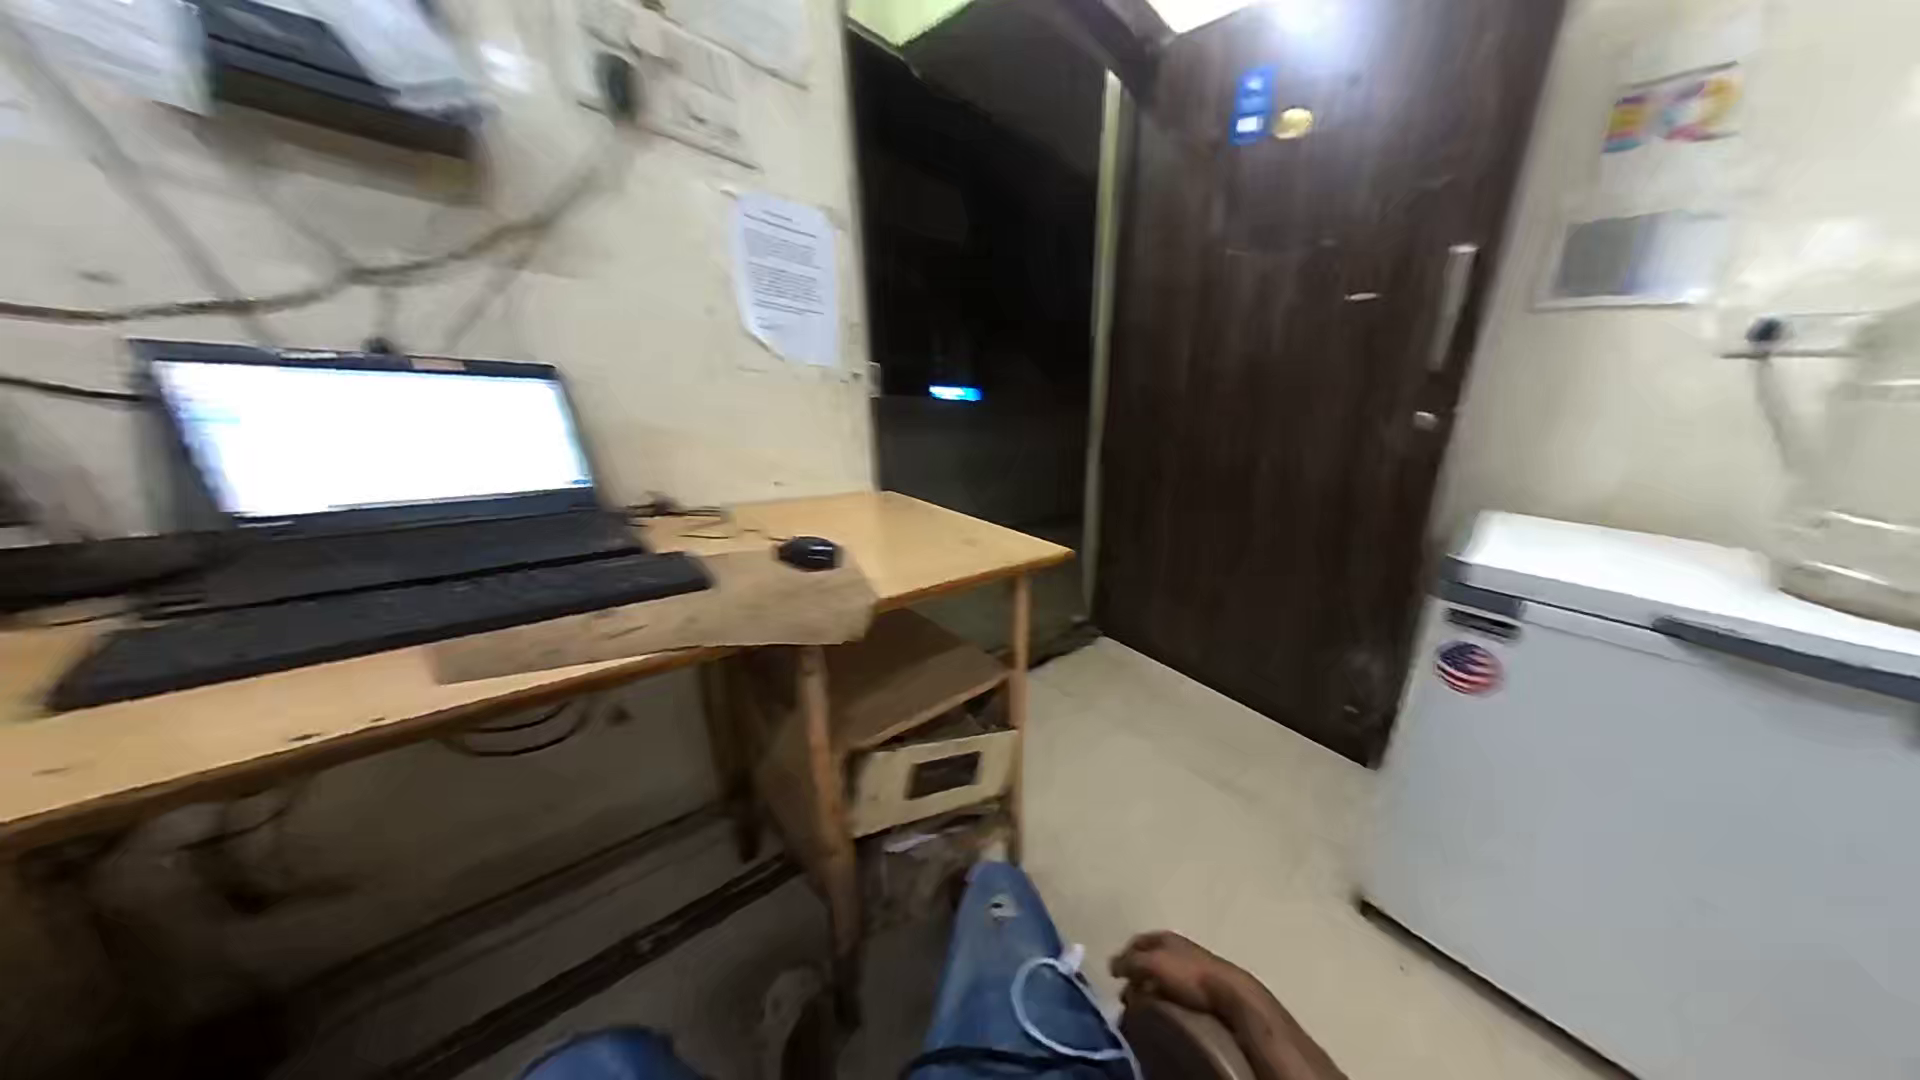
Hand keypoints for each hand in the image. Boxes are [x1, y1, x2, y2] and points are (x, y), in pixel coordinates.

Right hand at [1109, 931, 1245, 1014]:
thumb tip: (1111, 966)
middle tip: (1127, 997)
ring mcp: (1189, 966)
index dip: (1123, 957)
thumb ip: (1129, 961)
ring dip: (1149, 989)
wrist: (1228, 993)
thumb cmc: (1187, 974)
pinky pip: (1174, 990)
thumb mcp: (1151, 962)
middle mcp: (1174, 947)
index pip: (1135, 942)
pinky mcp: (1200, 987)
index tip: (1114, 977)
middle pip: (1147, 959)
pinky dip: (1164, 998)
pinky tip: (1162, 1011)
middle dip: (1135, 976)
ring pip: (1160, 976)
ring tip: (1143, 1008)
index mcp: (1162, 936)